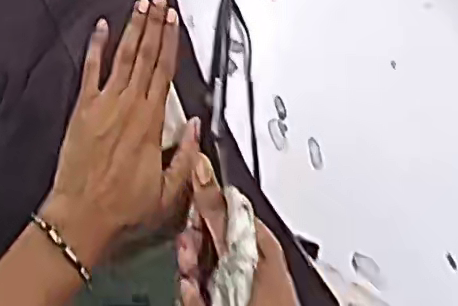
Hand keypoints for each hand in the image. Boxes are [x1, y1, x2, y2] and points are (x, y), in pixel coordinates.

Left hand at [38, 0, 198, 270]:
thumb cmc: (124, 208)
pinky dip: (96, 46)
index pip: (164, 71)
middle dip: (154, 24)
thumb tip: (198, 126)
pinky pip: (91, 69)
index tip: (173, 19)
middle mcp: (129, 104)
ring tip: (140, 5)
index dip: (169, 41)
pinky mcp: (84, 107)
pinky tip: (101, 26)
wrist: (81, 217)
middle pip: (146, 55)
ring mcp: (105, 102)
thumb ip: (186, 158)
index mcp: (150, 122)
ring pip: (123, 56)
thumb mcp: (168, 194)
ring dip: (133, 28)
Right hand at [177, 154, 296, 305]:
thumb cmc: (270, 304)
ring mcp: (230, 284)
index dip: (201, 204)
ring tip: (190, 277)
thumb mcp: (241, 251)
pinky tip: (192, 293)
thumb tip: (202, 166)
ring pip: (196, 262)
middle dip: (192, 240)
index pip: (222, 203)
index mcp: (255, 238)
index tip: (190, 209)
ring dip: (188, 266)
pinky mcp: (217, 302)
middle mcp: (242, 258)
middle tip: (190, 250)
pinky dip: (189, 290)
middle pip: (205, 233)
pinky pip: (195, 288)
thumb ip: (219, 212)